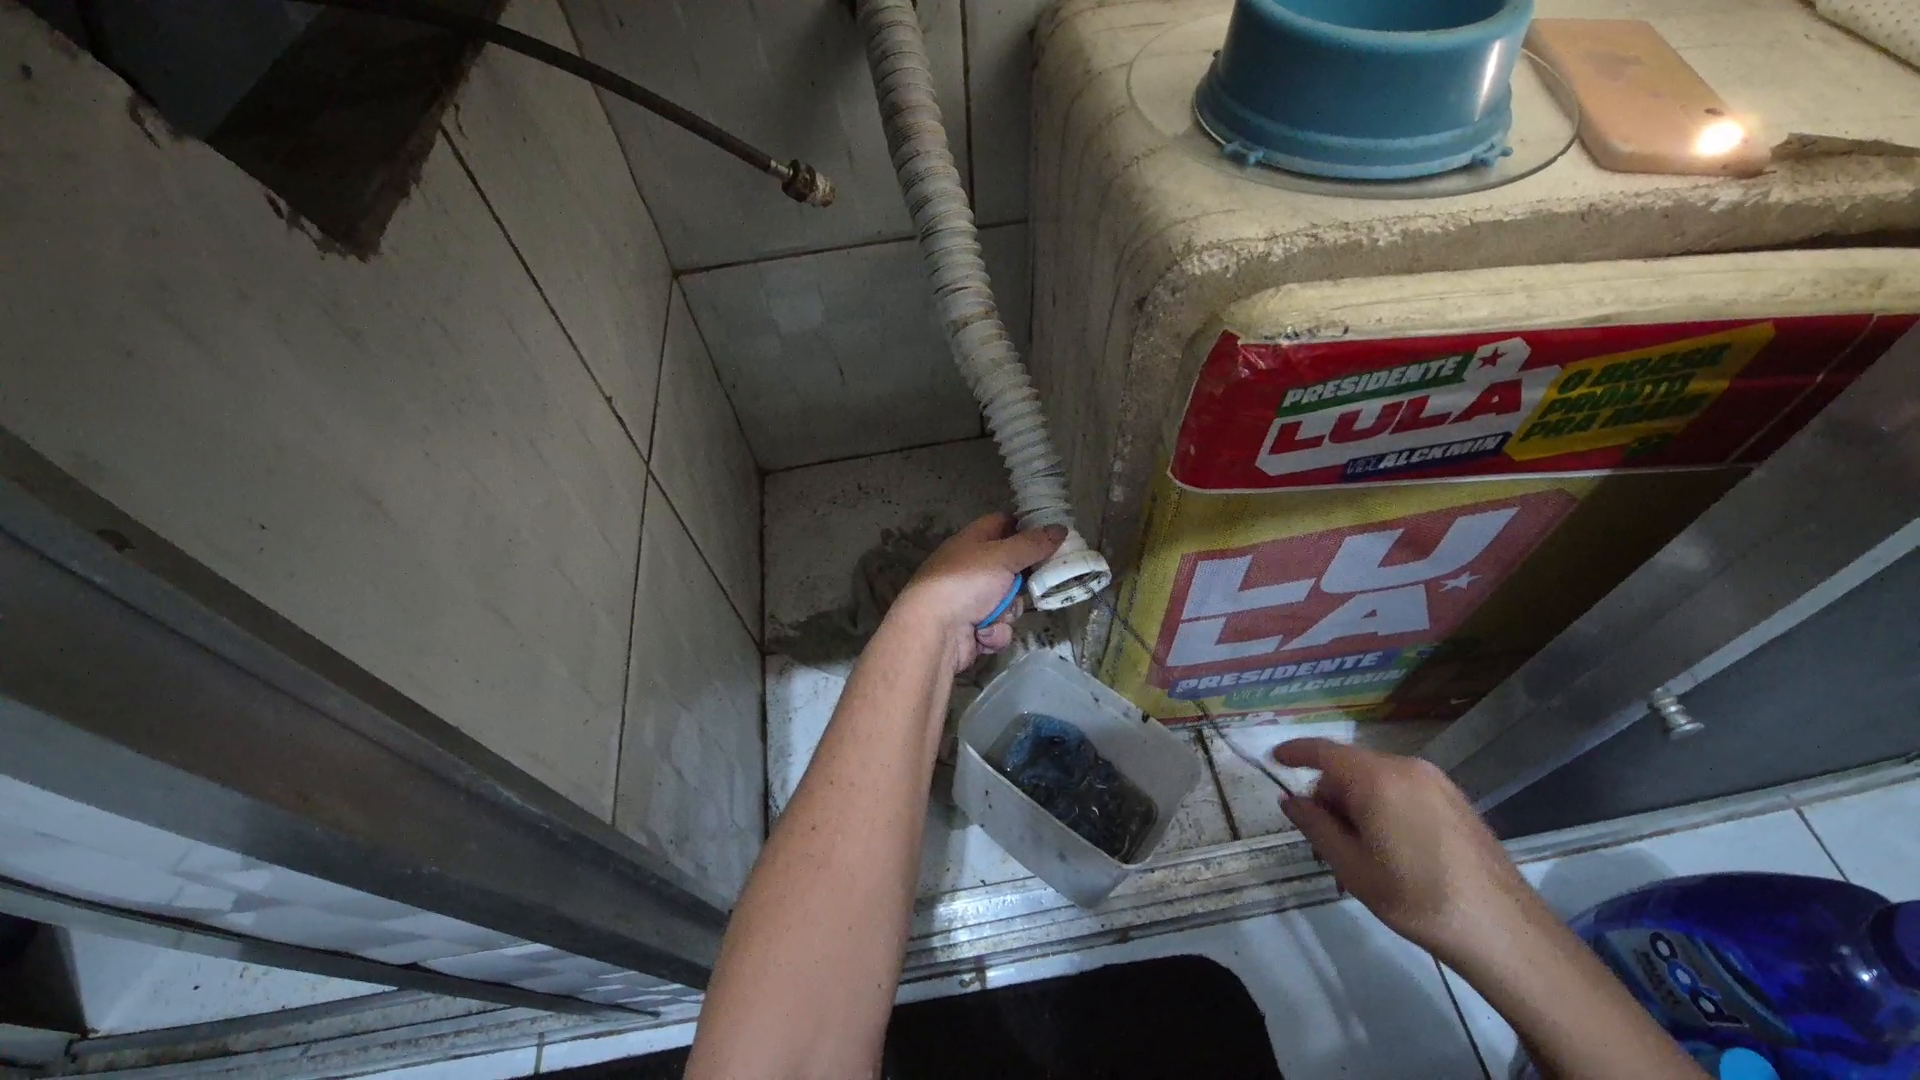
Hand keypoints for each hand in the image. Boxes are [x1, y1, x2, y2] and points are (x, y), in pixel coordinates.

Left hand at [892, 513, 1066, 671]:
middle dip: (1023, 583)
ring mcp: (971, 600)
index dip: (1027, 528)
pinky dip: (994, 632)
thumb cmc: (965, 583)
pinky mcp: (972, 629)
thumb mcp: (1003, 557)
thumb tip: (1060, 529)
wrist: (933, 631)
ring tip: (995, 615)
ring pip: (1009, 603)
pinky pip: (998, 627)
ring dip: (1007, 612)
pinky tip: (982, 633)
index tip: (1051, 538)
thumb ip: (1033, 544)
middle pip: (1013, 569)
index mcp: (973, 541)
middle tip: (1032, 585)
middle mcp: (971, 568)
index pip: (1003, 524)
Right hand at [1275, 738, 1543, 962]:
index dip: (1294, 752)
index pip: (1323, 751)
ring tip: (1359, 855)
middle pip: (1350, 768)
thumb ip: (1315, 825)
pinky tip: (1391, 849)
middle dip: (1330, 797)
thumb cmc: (1416, 897)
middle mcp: (1407, 768)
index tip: (1273, 759)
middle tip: (1325, 842)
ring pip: (1377, 780)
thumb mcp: (1351, 866)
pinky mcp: (1455, 799)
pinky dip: (1384, 807)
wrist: (1501, 928)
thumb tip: (1290, 800)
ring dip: (1357, 806)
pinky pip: (1403, 790)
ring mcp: (1436, 781)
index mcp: (1376, 779)